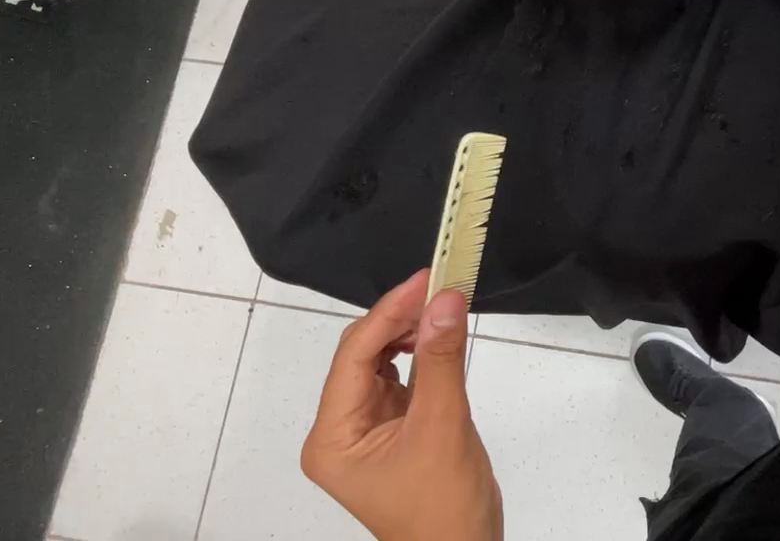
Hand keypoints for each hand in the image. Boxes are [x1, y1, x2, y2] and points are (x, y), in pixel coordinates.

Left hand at [301, 270, 502, 540]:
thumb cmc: (444, 501)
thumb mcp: (443, 425)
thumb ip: (441, 358)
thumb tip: (447, 296)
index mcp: (333, 436)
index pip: (354, 355)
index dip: (389, 312)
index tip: (427, 278)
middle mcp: (340, 428)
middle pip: (363, 353)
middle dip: (400, 317)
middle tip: (442, 285)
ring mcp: (366, 426)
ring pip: (381, 359)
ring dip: (411, 330)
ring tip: (444, 304)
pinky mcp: (393, 425)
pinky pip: (400, 374)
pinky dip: (421, 350)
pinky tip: (440, 334)